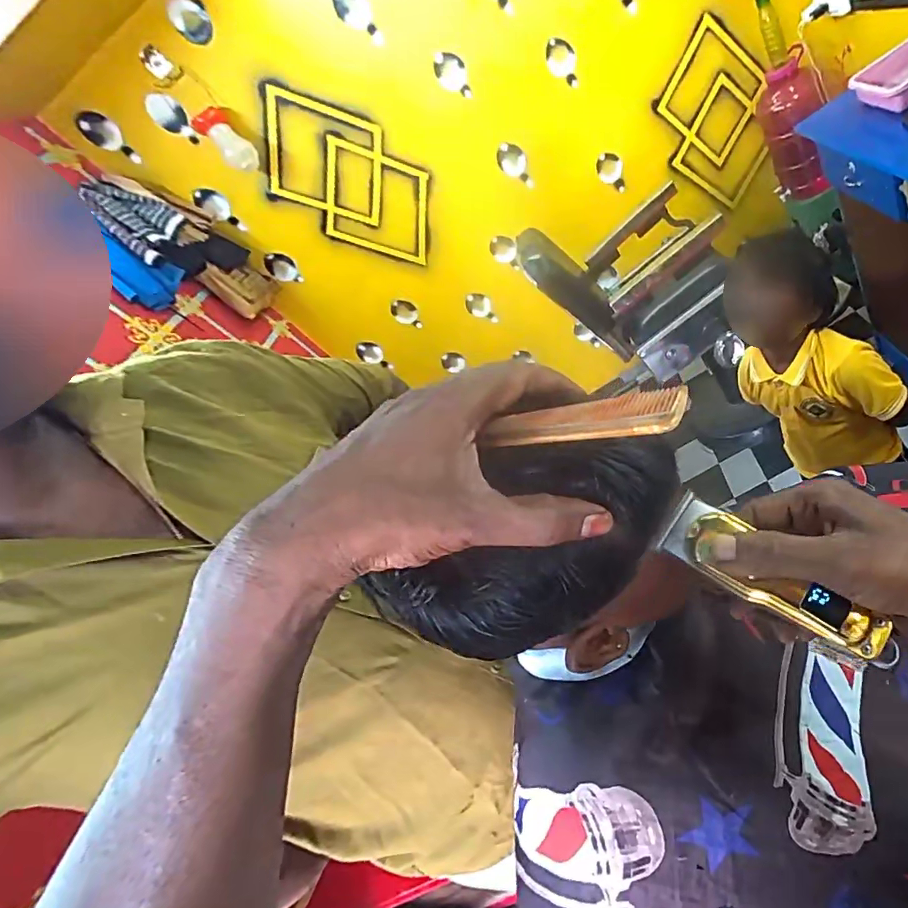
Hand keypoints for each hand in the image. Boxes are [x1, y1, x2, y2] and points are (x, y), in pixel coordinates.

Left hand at [220, 362, 612, 591]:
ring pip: (462, 402)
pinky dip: (470, 432)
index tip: (585, 409)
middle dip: (534, 403)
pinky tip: (470, 468)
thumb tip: (602, 519)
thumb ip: (542, 521)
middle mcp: (425, 397)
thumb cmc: (394, 515)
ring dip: (499, 418)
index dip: (559, 386)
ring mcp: (397, 415)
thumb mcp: (476, 520)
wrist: (305, 534)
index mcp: (453, 402)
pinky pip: (439, 420)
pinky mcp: (381, 438)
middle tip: (561, 433)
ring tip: (524, 450)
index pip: (520, 373)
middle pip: (493, 385)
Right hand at [696, 477, 907, 647]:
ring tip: (787, 634)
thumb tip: (710, 547)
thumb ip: (770, 555)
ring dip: (780, 608)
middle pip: (766, 551)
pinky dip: (803, 617)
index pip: (753, 515)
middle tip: (749, 618)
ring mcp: (835, 555)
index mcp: (816, 500)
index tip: (707, 579)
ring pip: (786, 580)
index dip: (728, 544)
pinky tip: (805, 637)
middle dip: (756, 587)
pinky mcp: (848, 584)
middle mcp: (820, 522)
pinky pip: (810, 598)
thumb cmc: (902, 566)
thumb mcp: (832, 559)